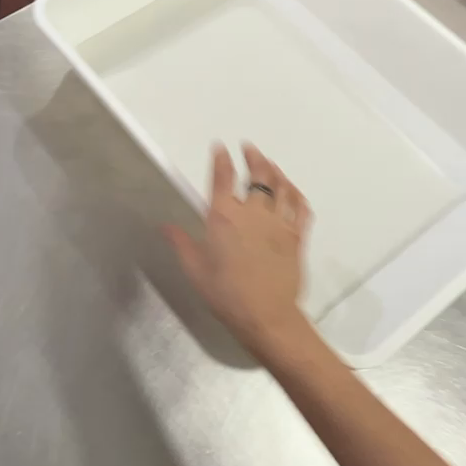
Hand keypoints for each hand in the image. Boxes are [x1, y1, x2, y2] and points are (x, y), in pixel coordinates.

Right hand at [165, 144, 315, 362]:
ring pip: (282, 187)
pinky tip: (292, 190)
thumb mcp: (195, 268)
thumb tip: (165, 226)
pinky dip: (296, 194)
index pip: (223, 177)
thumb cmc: (225, 293)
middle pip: (258, 176)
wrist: (267, 317)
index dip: (221, 159)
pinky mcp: (297, 238)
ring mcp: (279, 224)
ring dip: (275, 171)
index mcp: (224, 216)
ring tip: (270, 163)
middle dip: (254, 158)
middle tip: (249, 148)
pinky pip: (301, 207)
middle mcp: (253, 213)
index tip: (220, 147)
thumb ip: (181, 243)